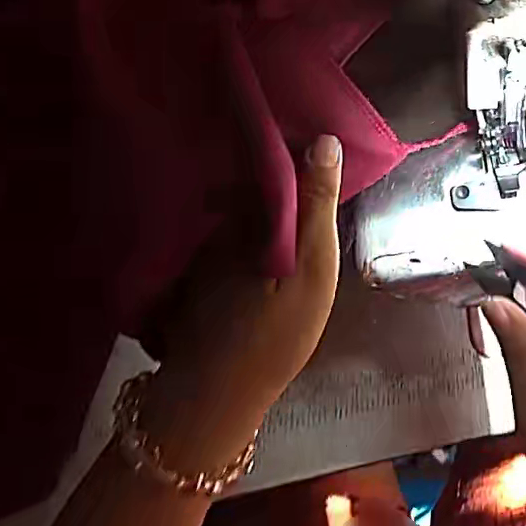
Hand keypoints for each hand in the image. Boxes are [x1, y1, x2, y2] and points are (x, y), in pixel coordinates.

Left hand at [142, 135, 343, 471]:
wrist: (218, 397)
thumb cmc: (275, 328)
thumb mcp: (312, 263)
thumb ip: (316, 204)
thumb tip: (325, 140)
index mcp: (245, 215)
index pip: (265, 161)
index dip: (288, 143)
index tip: (312, 127)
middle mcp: (218, 225)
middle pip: (249, 181)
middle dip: (274, 165)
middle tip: (308, 157)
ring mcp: (205, 251)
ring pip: (237, 207)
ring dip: (259, 193)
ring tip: (290, 185)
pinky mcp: (200, 275)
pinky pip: (226, 232)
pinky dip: (245, 221)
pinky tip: (261, 228)